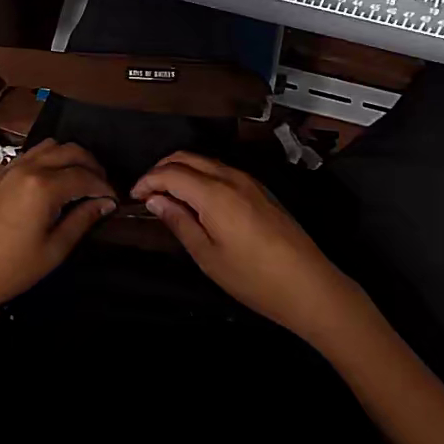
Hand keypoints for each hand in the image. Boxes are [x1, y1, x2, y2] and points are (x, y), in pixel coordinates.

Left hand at [0, 140, 116, 340]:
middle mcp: (29, 168)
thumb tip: (105, 202)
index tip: (115, 201)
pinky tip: (56, 180)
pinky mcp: (0, 175)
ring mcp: (12, 169)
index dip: (105, 187)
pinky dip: (51, 158)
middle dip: (92, 166)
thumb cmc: (10, 270)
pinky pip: (33, 154)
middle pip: (71, 151)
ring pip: (51, 145)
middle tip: (102, 188)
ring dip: (71, 157)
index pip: (85, 176)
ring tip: (82, 180)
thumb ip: (82, 220)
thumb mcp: (54, 250)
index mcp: (44, 186)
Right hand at [132, 151, 370, 345]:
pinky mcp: (260, 189)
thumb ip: (179, 222)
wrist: (310, 286)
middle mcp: (231, 177)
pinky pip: (221, 170)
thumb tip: (155, 200)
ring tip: (167, 196)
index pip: (170, 172)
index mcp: (214, 193)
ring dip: (181, 170)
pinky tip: (196, 198)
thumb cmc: (254, 278)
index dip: (147, 180)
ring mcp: (248, 180)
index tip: (133, 197)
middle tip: (146, 192)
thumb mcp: (208, 256)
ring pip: (205, 161)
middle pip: (187, 157)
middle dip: (161, 169)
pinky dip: (200, 175)